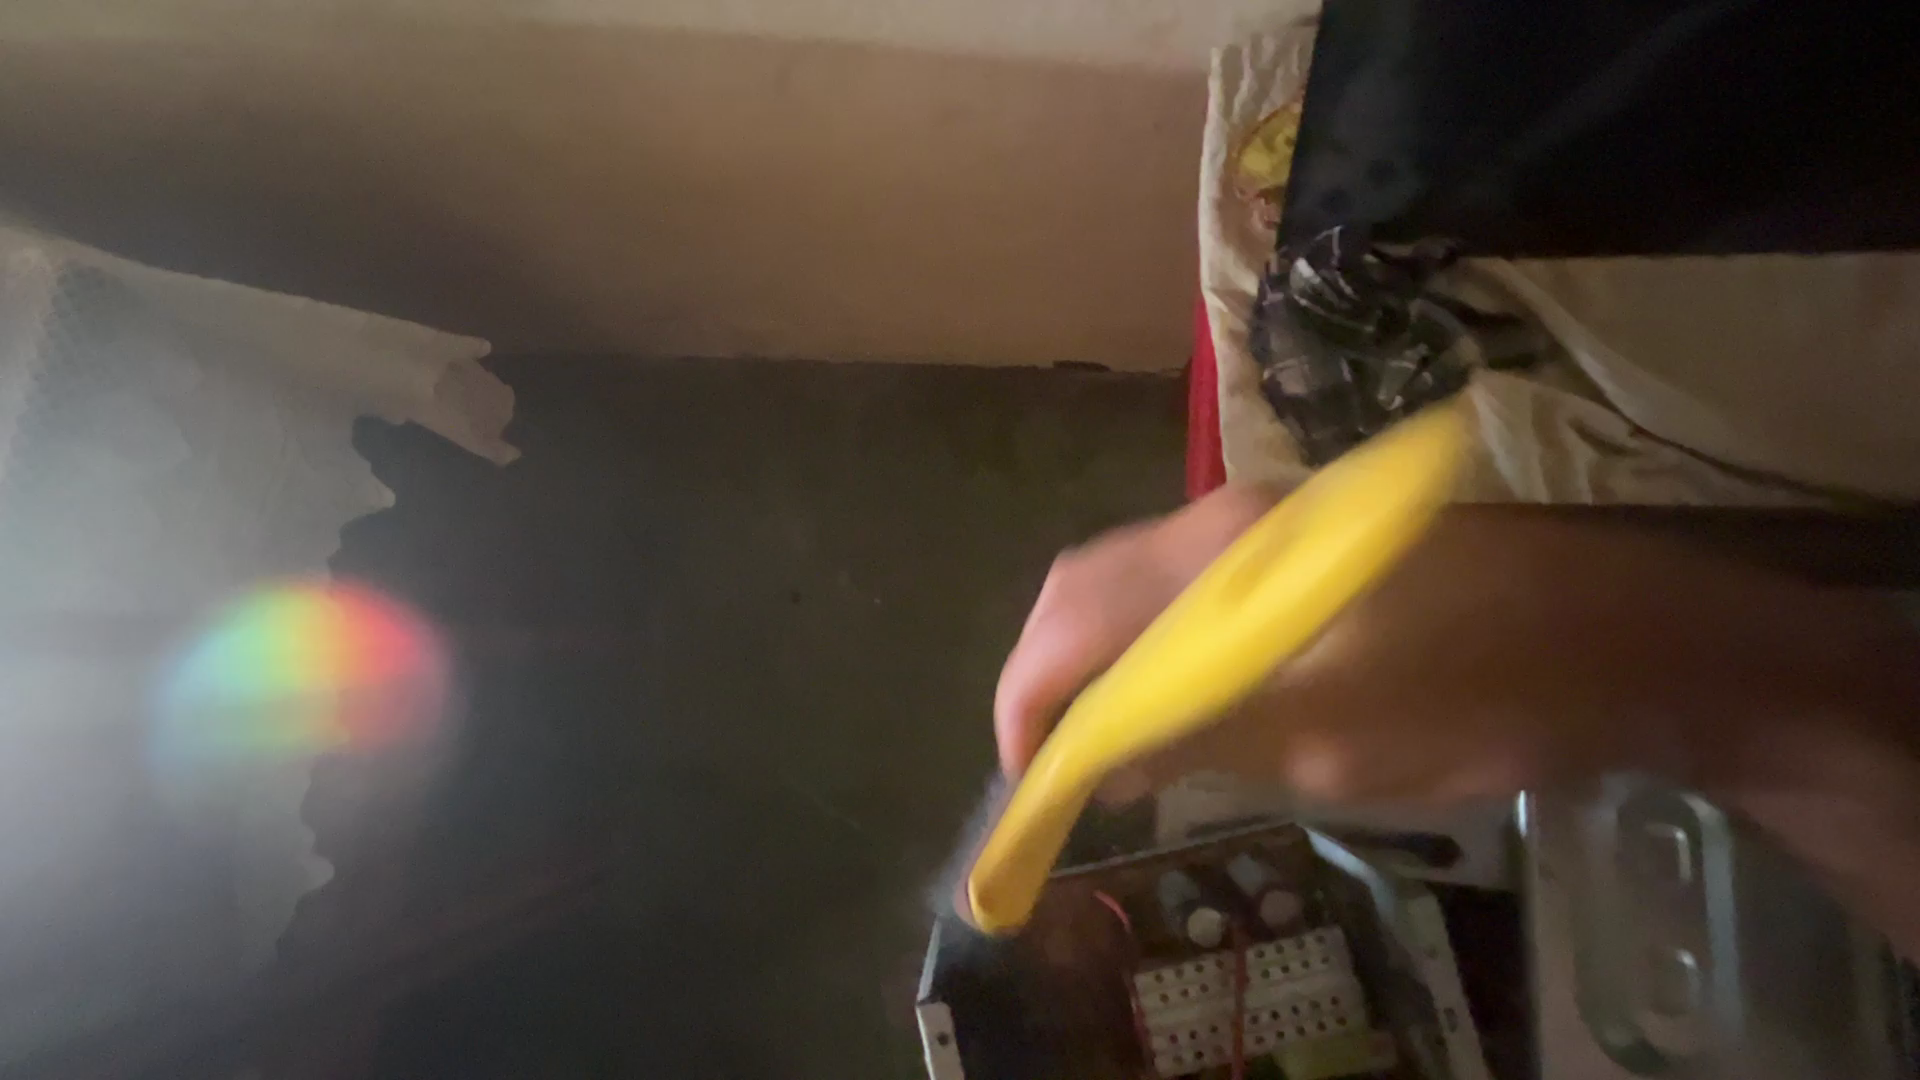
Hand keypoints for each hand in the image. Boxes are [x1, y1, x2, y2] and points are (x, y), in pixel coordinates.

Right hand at [995, 484, 1908, 804]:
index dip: (1029, 699)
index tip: (1024, 774)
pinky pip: (1166, 579)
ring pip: (1116, 576)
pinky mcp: (1277, 534)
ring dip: (1085, 652)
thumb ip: (1196, 742)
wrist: (1622, 627)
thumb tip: (1103, 766)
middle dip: (1044, 671)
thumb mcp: (1328, 745)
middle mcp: (1215, 521)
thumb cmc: (1479, 698)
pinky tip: (1155, 689)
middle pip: (1078, 584)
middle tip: (1047, 753)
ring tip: (1091, 729)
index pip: (1073, 624)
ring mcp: (1247, 518)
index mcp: (1220, 567)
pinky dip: (1135, 636)